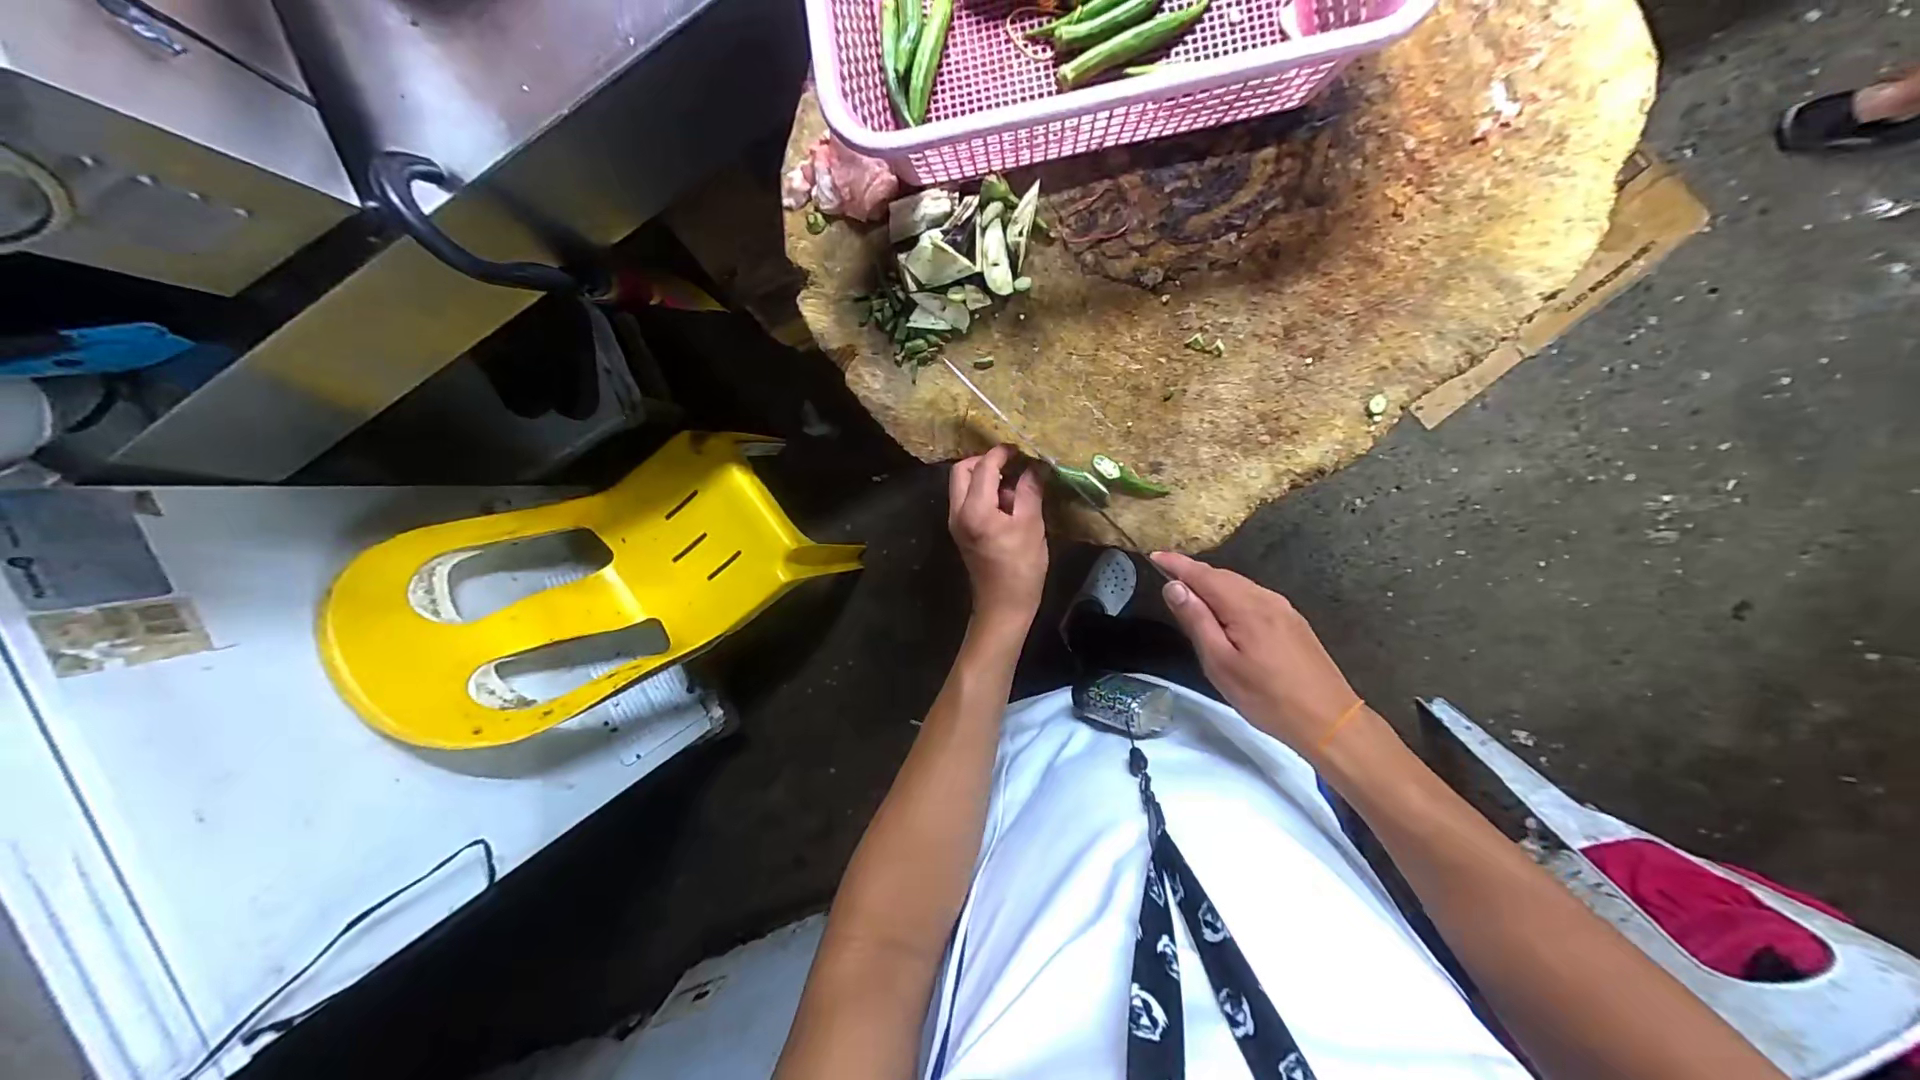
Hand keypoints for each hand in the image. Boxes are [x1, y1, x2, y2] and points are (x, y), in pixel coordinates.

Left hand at [948, 445, 1047, 627]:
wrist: (1003, 606)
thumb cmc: (1021, 568)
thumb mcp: (1031, 525)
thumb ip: (1029, 491)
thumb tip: (1034, 467)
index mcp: (975, 509)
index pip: (983, 467)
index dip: (1001, 454)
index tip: (1019, 449)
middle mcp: (958, 512)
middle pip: (961, 471)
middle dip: (985, 462)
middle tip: (1011, 465)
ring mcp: (957, 523)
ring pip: (962, 485)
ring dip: (984, 477)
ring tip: (1013, 486)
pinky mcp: (962, 531)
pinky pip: (966, 500)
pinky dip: (983, 493)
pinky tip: (1007, 503)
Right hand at [1151, 551, 1360, 751]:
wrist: (1329, 720)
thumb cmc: (1266, 697)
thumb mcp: (1220, 663)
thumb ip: (1196, 620)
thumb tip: (1173, 586)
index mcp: (1246, 607)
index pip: (1203, 575)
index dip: (1176, 564)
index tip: (1154, 555)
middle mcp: (1266, 599)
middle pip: (1222, 576)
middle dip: (1192, 572)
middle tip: (1165, 574)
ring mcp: (1283, 609)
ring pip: (1239, 586)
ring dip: (1211, 583)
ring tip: (1188, 591)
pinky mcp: (1293, 622)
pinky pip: (1253, 596)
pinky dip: (1230, 595)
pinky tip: (1223, 609)